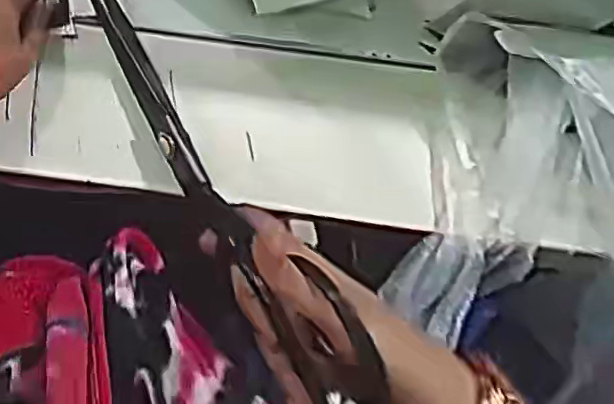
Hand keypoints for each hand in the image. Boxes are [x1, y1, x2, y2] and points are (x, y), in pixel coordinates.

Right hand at [206, 207, 479, 403]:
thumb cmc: (403, 358)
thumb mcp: (347, 313)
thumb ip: (299, 276)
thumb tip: (257, 232)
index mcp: (313, 268)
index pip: (258, 234)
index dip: (231, 234)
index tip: (210, 243)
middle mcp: (308, 289)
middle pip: (253, 284)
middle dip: (258, 314)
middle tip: (283, 339)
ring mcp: (311, 323)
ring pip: (264, 323)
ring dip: (275, 351)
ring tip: (305, 373)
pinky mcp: (313, 356)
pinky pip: (280, 354)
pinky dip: (286, 372)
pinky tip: (303, 382)